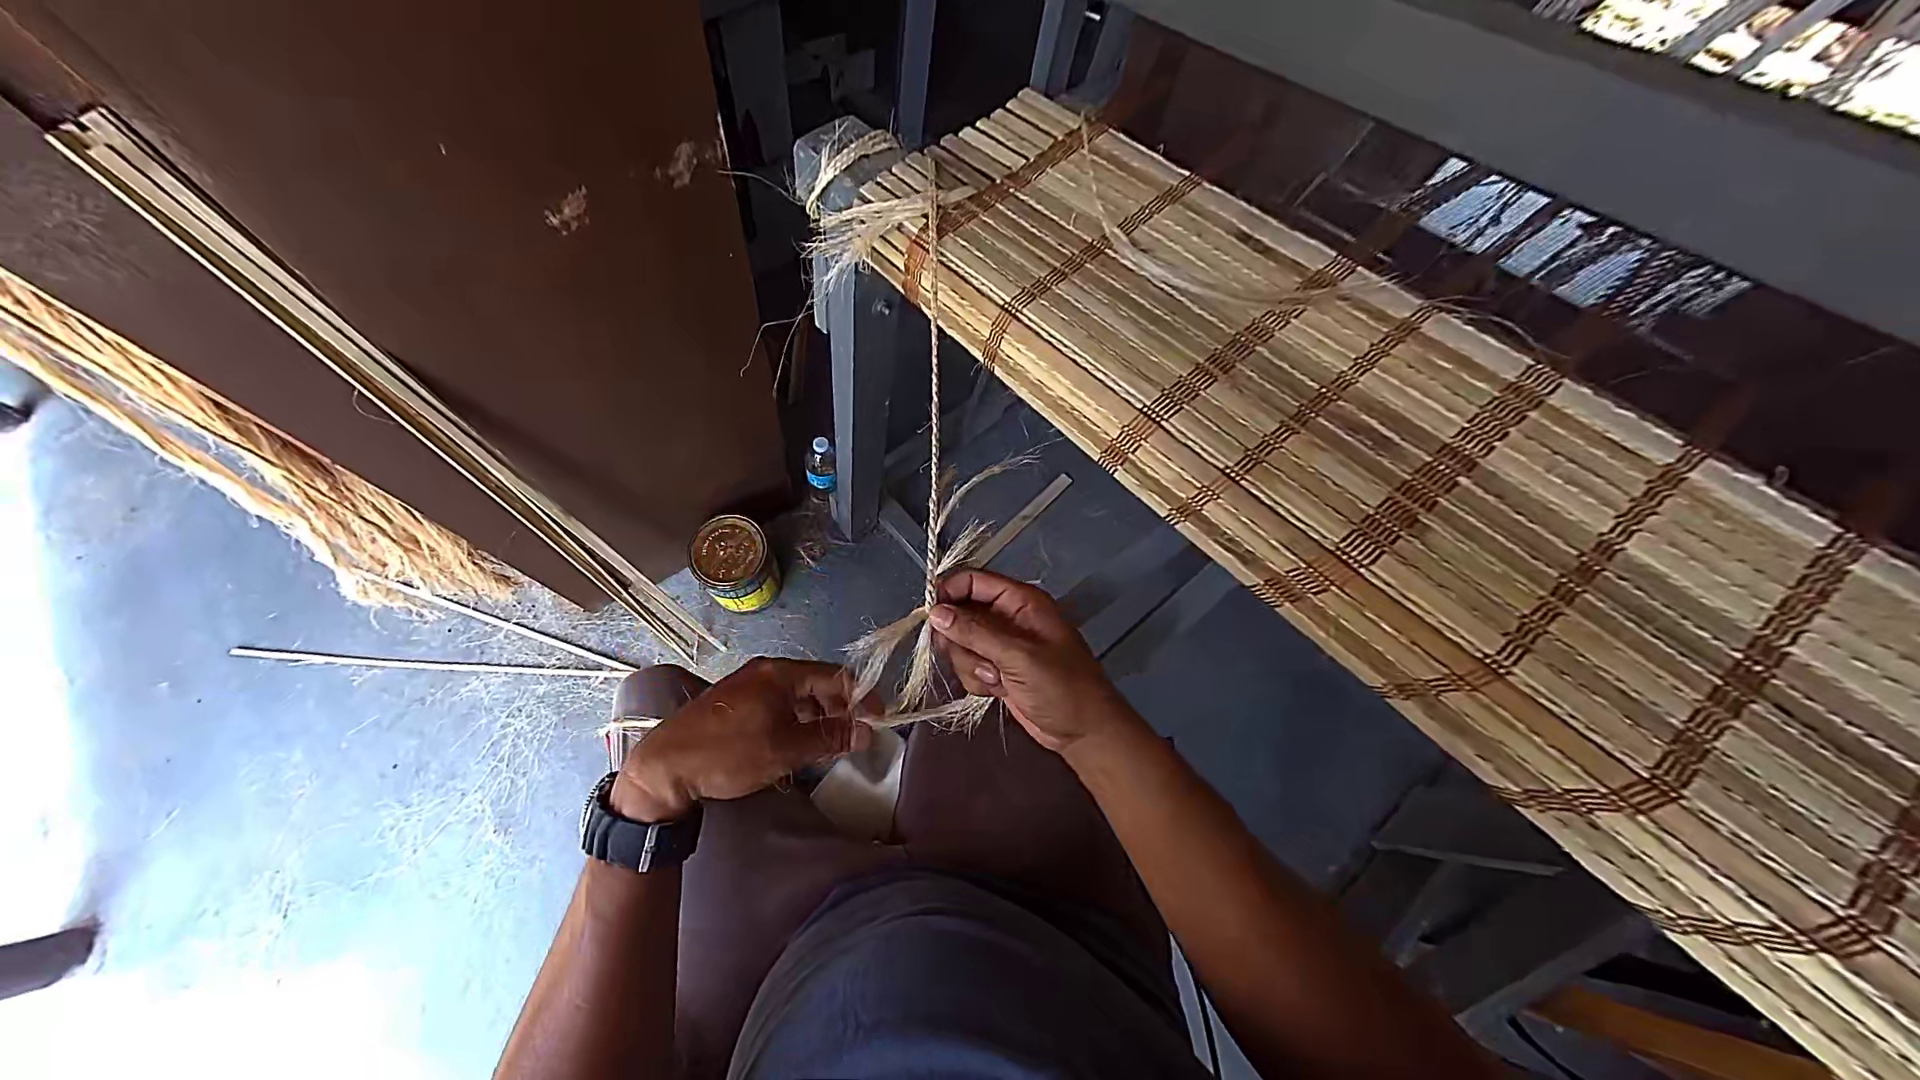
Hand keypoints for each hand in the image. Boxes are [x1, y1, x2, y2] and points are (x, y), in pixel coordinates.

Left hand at [612, 657, 873, 820]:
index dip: (862, 697)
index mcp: (779, 672)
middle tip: (855, 735)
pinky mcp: (736, 703)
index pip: (836, 676)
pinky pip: (779, 704)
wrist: (662, 768)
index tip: (878, 721)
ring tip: (830, 743)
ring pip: (798, 695)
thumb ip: (829, 738)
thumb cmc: (728, 753)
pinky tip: (798, 743)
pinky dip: (797, 720)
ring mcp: (748, 686)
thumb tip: (867, 731)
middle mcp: (765, 671)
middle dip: (841, 708)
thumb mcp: (785, 749)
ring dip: (819, 716)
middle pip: (818, 683)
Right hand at [928, 568, 1142, 754]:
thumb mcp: (1019, 657)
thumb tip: (936, 612)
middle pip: (960, 613)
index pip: (974, 581)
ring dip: (971, 664)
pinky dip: (976, 679)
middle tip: (975, 657)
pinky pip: (968, 665)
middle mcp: (1009, 618)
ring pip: (961, 643)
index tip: (932, 616)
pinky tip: (998, 690)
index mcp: (1021, 601)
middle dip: (961, 639)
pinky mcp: (997, 669)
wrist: (1083, 731)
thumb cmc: (1062, 687)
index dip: (950, 593)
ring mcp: (1002, 645)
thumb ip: (975, 633)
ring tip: (997, 678)